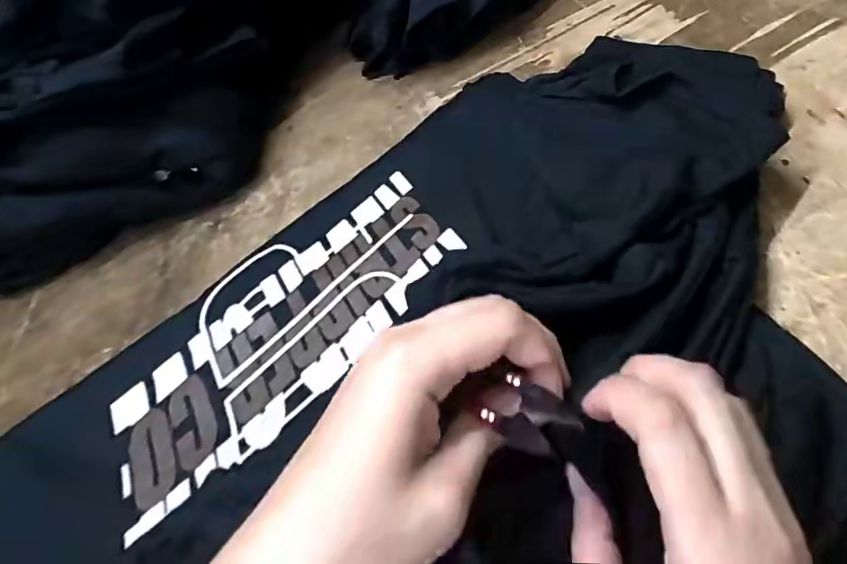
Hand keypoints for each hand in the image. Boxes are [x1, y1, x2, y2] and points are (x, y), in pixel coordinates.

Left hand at [215, 295, 567, 563]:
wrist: (288, 554)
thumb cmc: (364, 533)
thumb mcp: (443, 497)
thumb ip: (488, 432)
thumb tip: (519, 402)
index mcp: (414, 358)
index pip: (500, 317)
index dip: (541, 349)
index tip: (558, 400)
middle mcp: (400, 334)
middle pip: (484, 307)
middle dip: (527, 343)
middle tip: (547, 399)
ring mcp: (386, 346)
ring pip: (465, 318)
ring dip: (501, 349)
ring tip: (520, 404)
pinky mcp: (381, 365)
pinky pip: (442, 339)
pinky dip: (474, 357)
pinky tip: (482, 400)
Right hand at [571, 355, 807, 563]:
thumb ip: (594, 544)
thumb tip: (582, 476)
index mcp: (710, 540)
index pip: (666, 422)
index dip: (619, 393)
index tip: (585, 406)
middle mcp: (755, 511)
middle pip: (707, 392)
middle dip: (650, 369)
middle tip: (610, 388)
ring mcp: (783, 513)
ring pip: (734, 403)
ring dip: (680, 384)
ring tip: (639, 399)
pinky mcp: (792, 520)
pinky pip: (748, 434)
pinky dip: (707, 410)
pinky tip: (678, 430)